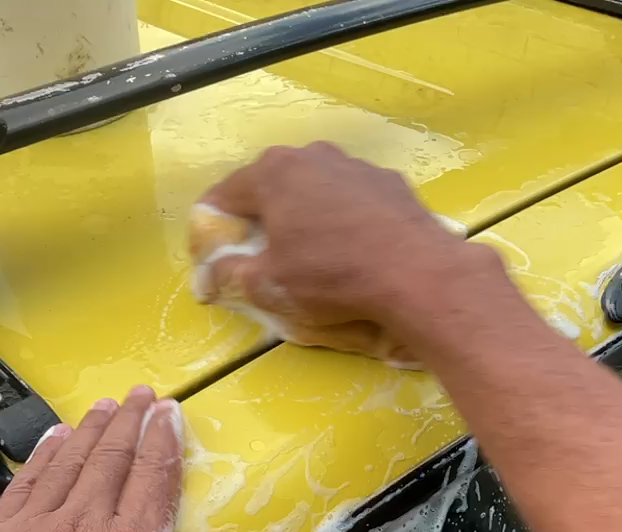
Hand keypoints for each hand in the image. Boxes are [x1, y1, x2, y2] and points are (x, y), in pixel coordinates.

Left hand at [0, 387, 305, 531]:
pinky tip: (51, 442)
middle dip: (130, 420)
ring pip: (65, 463)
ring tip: (103, 408)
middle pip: (112, 458)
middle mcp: (83, 530)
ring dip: (89, 431)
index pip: (156, 476)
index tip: (170, 411)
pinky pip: (20, 486)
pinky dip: (40, 457)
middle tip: (140, 395)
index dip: (165, 437)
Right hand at [196, 142, 509, 353]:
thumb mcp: (268, 285)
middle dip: (260, 219)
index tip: (213, 257)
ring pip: (313, 190)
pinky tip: (349, 252)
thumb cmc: (329, 276)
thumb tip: (208, 277)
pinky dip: (340, 221)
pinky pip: (349, 201)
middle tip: (259, 256)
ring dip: (302, 217)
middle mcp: (312, 156)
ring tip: (307, 255)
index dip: (213, 229)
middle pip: (271, 187)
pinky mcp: (388, 183)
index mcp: (273, 173)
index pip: (225, 195)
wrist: (413, 273)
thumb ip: (230, 275)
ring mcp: (354, 165)